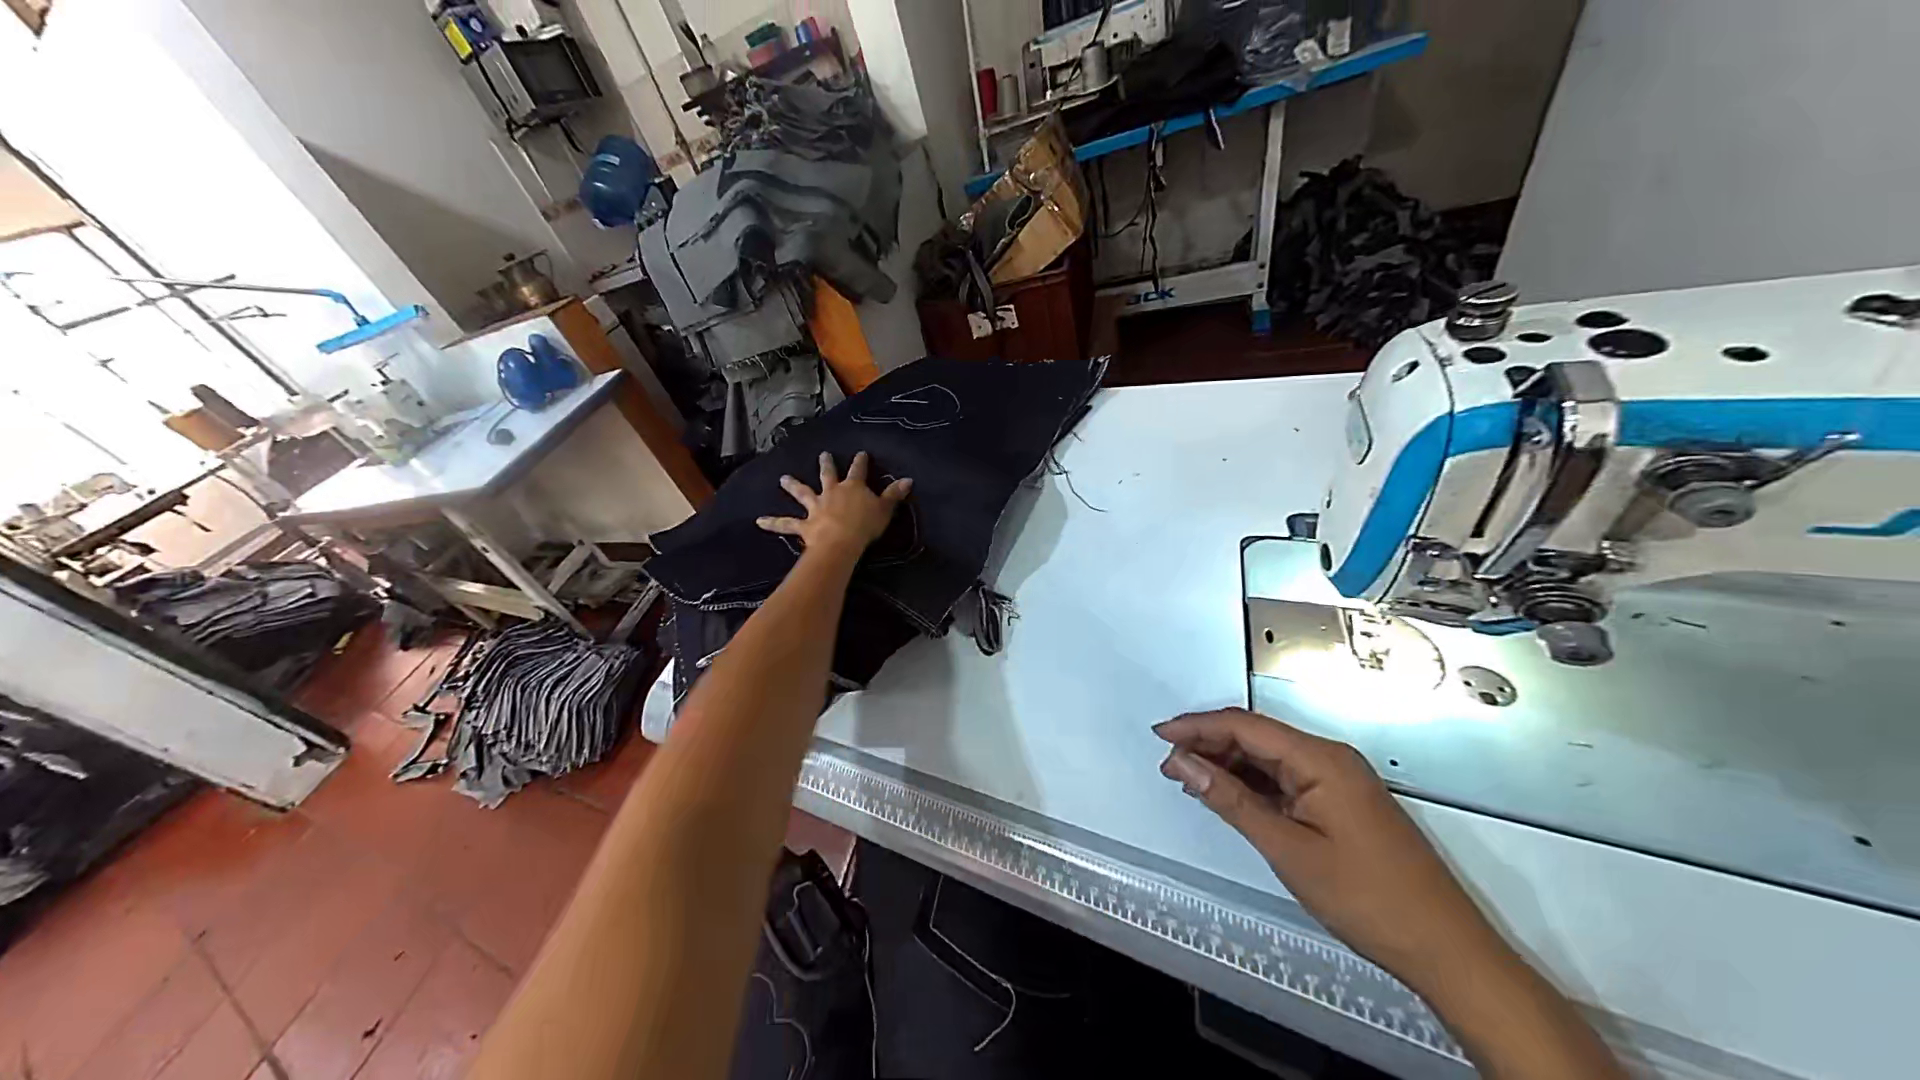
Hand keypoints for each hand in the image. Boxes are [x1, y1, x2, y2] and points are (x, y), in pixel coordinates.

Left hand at [756, 451, 911, 561]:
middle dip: (825, 464)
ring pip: (803, 494)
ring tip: (782, 479)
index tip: (861, 453)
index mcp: (853, 487)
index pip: (858, 470)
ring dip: (792, 486)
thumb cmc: (865, 525)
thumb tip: (908, 480)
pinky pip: (787, 524)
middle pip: (827, 475)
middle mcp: (832, 492)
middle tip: (821, 455)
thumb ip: (894, 494)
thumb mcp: (885, 509)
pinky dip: (773, 523)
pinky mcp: (805, 525)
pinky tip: (759, 521)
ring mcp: (816, 507)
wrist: (842, 541)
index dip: (860, 462)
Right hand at [1154, 708, 1513, 990]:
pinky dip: (1251, 784)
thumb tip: (1183, 762)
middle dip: (1208, 744)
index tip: (1159, 735)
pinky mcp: (1340, 801)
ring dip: (1227, 765)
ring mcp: (1337, 780)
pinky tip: (1226, 795)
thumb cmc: (1365, 897)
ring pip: (1269, 758)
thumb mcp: (1287, 848)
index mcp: (1320, 759)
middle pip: (1257, 737)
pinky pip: (1285, 779)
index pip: (1245, 726)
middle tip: (1168, 764)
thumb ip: (1231, 800)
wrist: (1445, 949)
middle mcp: (1329, 758)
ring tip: (1187, 779)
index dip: (1198, 726)